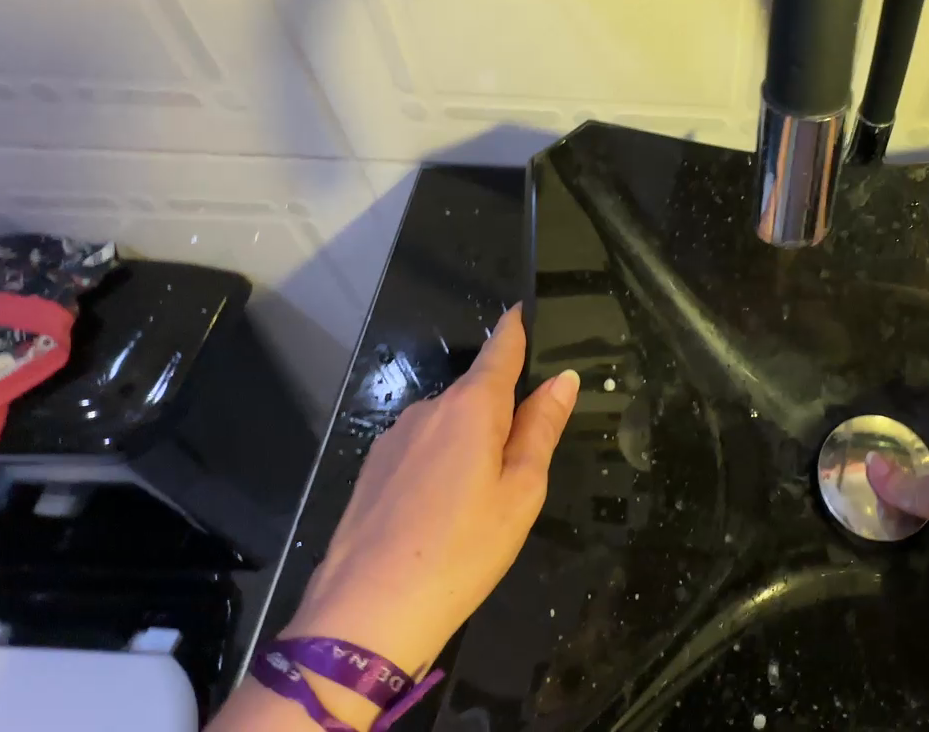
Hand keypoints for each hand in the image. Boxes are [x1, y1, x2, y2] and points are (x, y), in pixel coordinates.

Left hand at [284, 305, 579, 672]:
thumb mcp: (521, 491)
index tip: (519, 311)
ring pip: (447, 424)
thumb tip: (563, 379)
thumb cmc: (463, 550)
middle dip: (500, 409)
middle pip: (475, 393)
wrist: (365, 617)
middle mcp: (428, 409)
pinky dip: (440, 463)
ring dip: (468, 442)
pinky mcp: (371, 470)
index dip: (513, 331)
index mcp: (472, 407)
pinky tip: (440, 511)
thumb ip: (542, 429)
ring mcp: (393, 439)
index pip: (500, 352)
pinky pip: (420, 449)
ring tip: (478, 500)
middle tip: (519, 462)